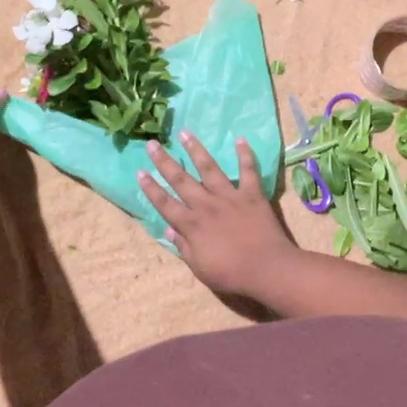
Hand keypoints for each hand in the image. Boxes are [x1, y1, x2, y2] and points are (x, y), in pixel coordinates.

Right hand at [139, 132, 295, 297]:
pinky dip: (244, 155)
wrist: (266, 268)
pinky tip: (239, 140)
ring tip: (186, 133)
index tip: (140, 172)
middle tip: (152, 144)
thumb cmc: (230, 273)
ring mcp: (230, 197)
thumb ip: (184, 247)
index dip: (151, 188)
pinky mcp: (252, 195)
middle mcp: (206, 205)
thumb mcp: (199, 268)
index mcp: (191, 225)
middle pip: (181, 180)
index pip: (165, 203)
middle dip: (165, 162)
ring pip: (209, 169)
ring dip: (197, 150)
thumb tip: (169, 230)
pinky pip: (248, 171)